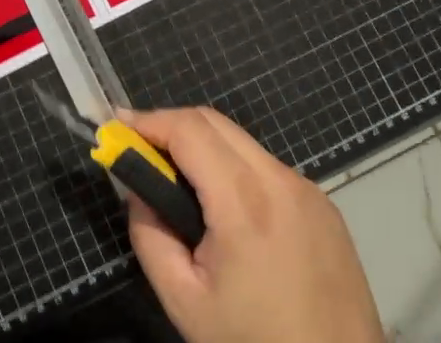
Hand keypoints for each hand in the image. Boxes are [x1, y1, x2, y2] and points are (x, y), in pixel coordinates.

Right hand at [127, 108, 382, 342]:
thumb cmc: (254, 342)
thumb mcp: (184, 300)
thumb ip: (149, 235)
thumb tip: (138, 189)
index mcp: (245, 202)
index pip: (188, 129)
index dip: (148, 121)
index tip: (116, 127)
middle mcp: (281, 181)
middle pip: (214, 123)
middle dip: (170, 126)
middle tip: (138, 151)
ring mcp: (309, 191)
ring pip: (242, 142)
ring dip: (203, 147)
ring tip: (177, 183)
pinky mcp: (325, 207)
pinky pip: (267, 168)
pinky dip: (234, 168)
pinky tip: (223, 207)